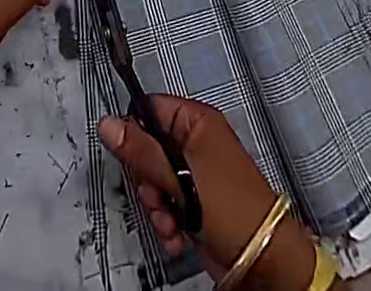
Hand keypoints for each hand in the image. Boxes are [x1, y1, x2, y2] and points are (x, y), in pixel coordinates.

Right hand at [102, 97, 317, 289]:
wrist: (262, 260)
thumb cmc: (230, 207)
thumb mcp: (179, 176)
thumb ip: (141, 151)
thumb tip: (108, 124)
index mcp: (196, 121)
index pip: (151, 110)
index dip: (136, 132)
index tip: (133, 157)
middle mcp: (194, 143)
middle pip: (147, 149)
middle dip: (147, 180)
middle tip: (158, 194)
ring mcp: (194, 173)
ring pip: (153, 180)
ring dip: (156, 207)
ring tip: (171, 221)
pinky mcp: (194, 202)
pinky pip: (165, 203)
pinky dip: (167, 221)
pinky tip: (177, 235)